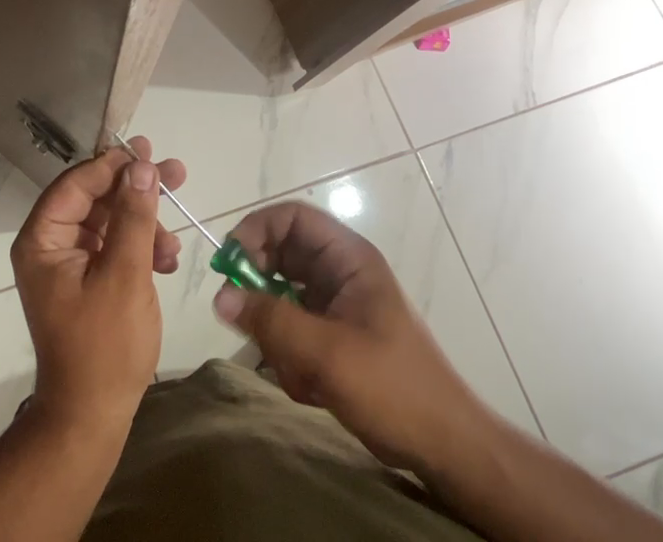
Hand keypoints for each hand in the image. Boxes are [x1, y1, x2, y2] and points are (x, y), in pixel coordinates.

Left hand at [11, 135, 185, 432]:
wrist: (93, 412)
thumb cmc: (104, 343)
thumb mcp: (124, 274)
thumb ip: (133, 216)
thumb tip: (140, 166)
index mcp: (42, 241)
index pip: (75, 184)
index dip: (111, 164)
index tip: (147, 151)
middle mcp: (49, 246)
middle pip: (93, 199)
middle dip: (135, 189)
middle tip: (175, 172)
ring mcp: (68, 265)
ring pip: (108, 223)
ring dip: (144, 224)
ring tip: (175, 242)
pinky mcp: (88, 282)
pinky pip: (113, 248)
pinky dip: (141, 248)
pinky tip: (167, 261)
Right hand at [214, 202, 487, 473]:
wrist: (442, 445)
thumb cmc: (392, 388)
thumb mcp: (326, 353)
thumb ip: (271, 320)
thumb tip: (220, 296)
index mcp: (349, 259)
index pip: (291, 218)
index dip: (255, 231)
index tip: (230, 265)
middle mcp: (340, 273)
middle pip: (278, 257)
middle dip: (259, 293)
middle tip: (247, 323)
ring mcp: (335, 305)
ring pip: (278, 298)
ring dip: (275, 334)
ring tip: (296, 369)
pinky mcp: (331, 336)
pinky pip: (290, 330)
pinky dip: (287, 356)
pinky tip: (308, 387)